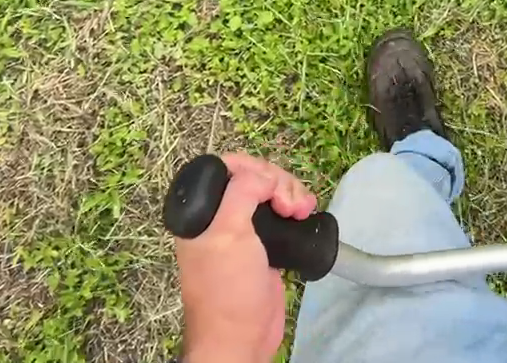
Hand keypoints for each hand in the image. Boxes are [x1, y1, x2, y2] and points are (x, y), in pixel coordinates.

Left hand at [174, 153, 317, 362]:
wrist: (242, 338)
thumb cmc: (228, 288)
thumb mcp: (227, 233)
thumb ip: (242, 192)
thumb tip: (266, 177)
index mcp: (200, 212)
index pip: (227, 167)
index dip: (254, 168)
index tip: (272, 186)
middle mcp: (220, 216)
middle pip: (255, 176)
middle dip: (279, 182)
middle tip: (291, 205)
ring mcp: (243, 230)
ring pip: (271, 191)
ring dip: (292, 193)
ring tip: (302, 211)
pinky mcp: (264, 243)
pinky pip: (282, 211)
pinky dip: (296, 207)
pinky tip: (305, 214)